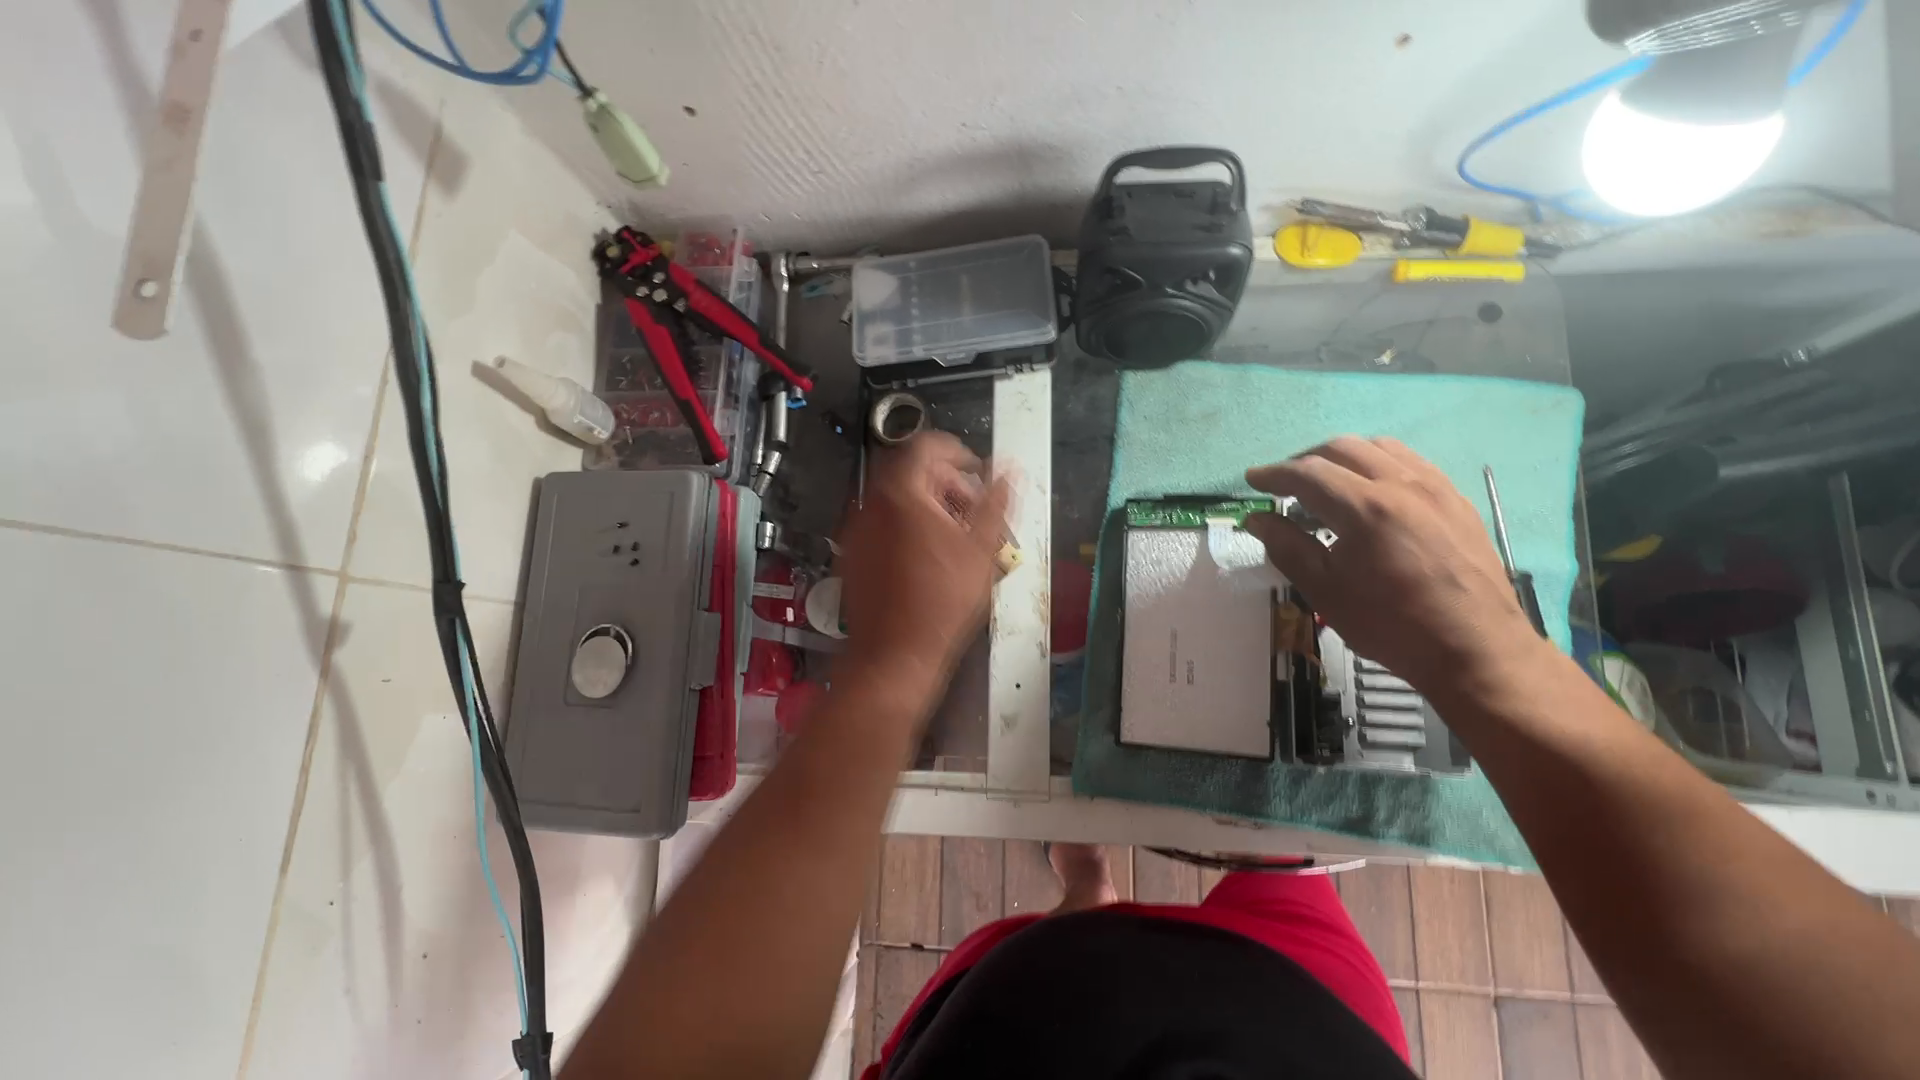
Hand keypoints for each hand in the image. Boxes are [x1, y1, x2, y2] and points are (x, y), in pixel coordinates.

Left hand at [837, 433, 1011, 679]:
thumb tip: (1008, 472)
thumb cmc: (941, 603)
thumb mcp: (981, 550)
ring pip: (895, 499)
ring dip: (927, 504)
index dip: (956, 451)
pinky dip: (906, 525)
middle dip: (945, 481)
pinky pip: (881, 524)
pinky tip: (930, 555)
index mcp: (900, 493)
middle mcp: (870, 504)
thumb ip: (996, 503)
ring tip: (956, 534)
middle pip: (909, 472)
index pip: (924, 446)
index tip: (976, 471)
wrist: (895, 655)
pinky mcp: (852, 555)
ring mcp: (856, 530)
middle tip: (972, 506)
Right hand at [1243, 436, 1543, 694]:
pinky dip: (1380, 464)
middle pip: (1343, 449)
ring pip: (1380, 448)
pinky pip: (1412, 462)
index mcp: (1364, 508)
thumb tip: (1258, 520)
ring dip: (1344, 456)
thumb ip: (1287, 548)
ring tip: (1328, 481)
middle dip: (1306, 460)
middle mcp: (1401, 485)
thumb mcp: (1326, 592)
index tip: (1253, 480)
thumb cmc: (1391, 625)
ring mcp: (1435, 488)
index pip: (1307, 473)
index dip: (1274, 474)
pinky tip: (1373, 490)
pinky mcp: (1457, 500)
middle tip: (1285, 482)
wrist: (1475, 648)